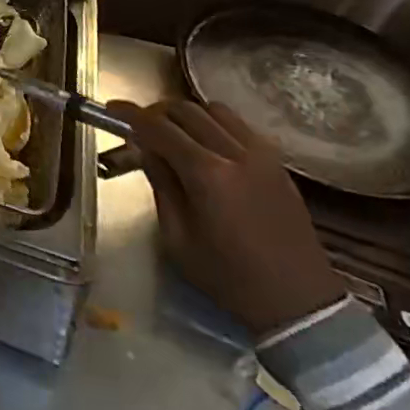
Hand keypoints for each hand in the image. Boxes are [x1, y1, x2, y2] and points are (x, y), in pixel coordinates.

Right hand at [104, 99, 344, 336]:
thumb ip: (160, 185)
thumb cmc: (229, 277)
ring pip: (213, 109)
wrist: (298, 301)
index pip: (159, 128)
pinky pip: (238, 124)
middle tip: (140, 127)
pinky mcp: (276, 160)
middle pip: (185, 110)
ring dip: (186, 114)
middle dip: (155, 112)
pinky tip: (205, 142)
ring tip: (172, 132)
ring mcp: (260, 153)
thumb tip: (146, 149)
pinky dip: (213, 121)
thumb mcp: (178, 239)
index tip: (111, 108)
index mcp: (207, 175)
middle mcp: (234, 153)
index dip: (130, 114)